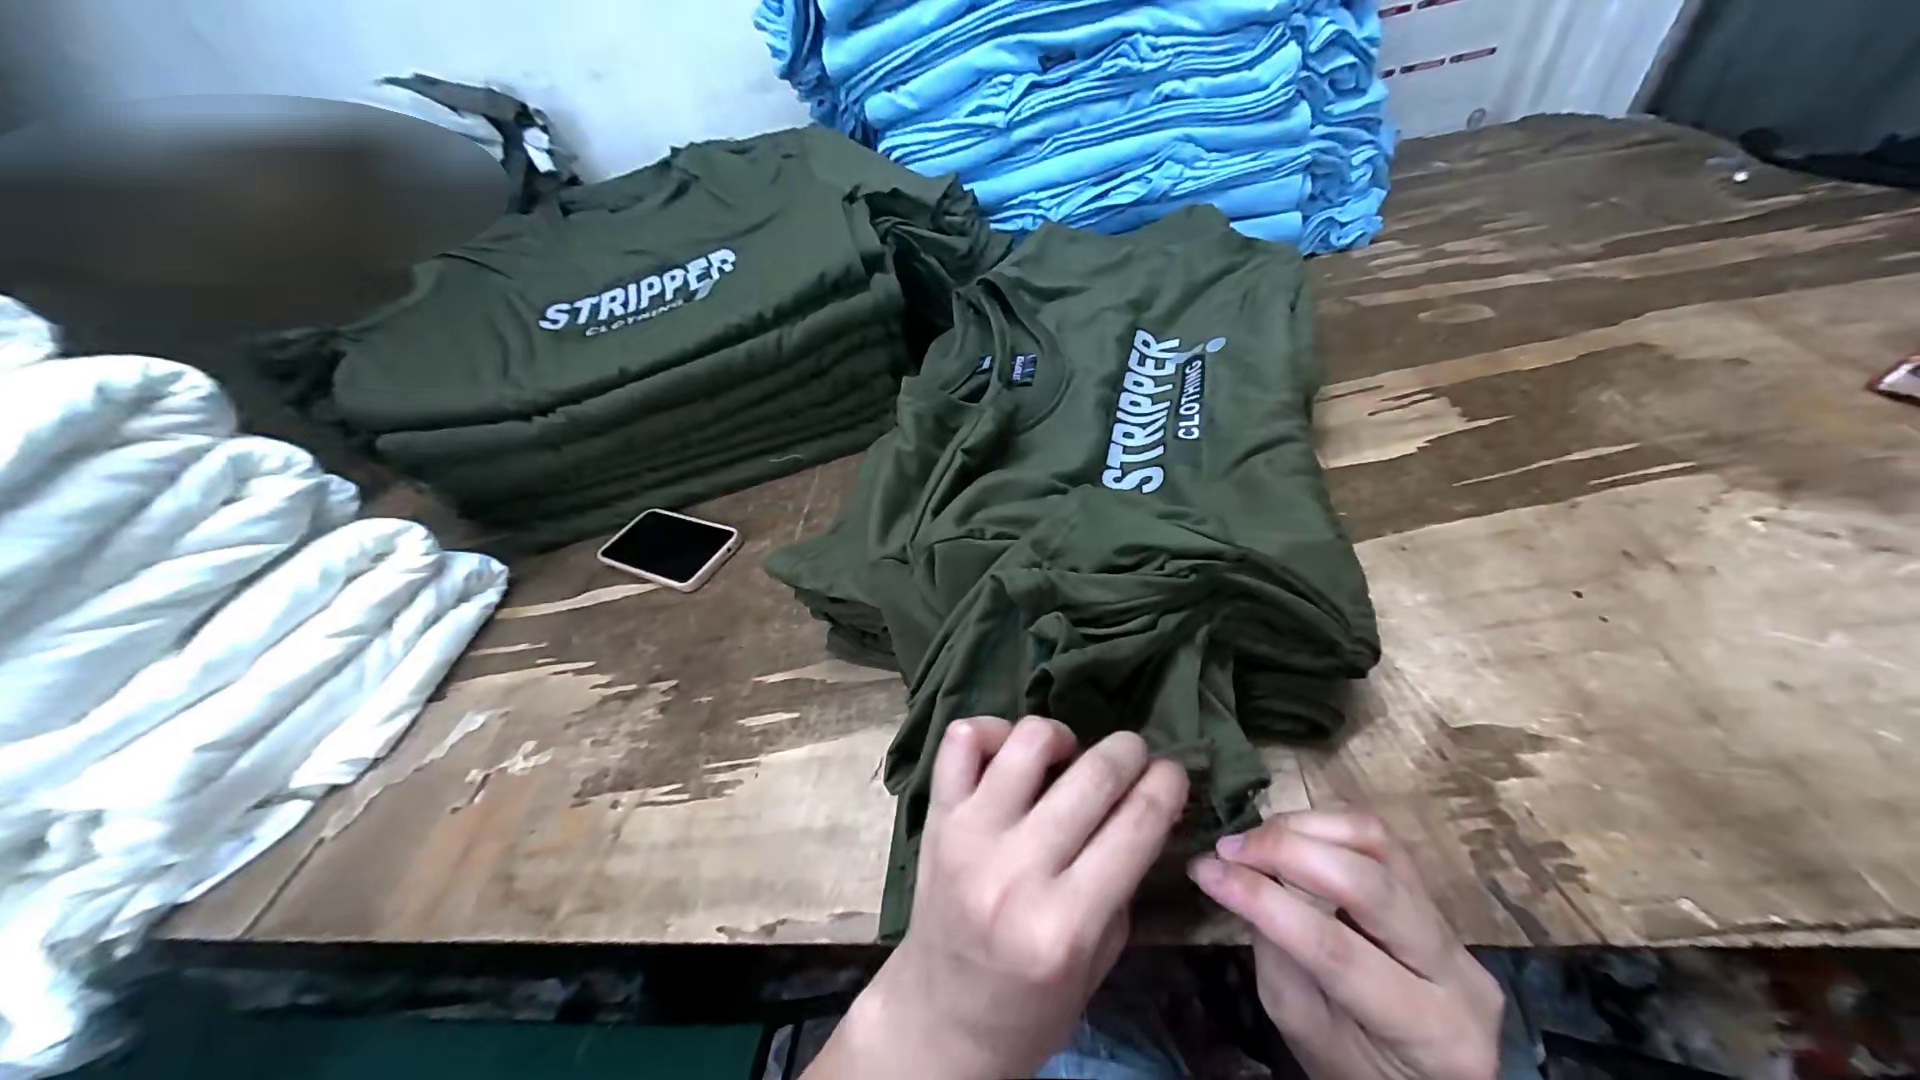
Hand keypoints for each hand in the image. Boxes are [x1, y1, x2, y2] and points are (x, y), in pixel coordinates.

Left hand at [807, 715, 1188, 1079]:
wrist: (942, 1017)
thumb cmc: (1032, 1003)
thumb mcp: (1100, 958)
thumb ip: (1125, 880)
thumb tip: (1148, 803)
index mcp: (1066, 924)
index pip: (1136, 824)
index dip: (1166, 784)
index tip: (1174, 770)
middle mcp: (1016, 872)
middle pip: (1093, 777)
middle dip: (1130, 752)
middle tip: (1135, 754)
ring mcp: (969, 836)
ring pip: (1027, 743)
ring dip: (1064, 735)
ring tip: (1070, 752)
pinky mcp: (936, 817)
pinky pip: (961, 741)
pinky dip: (992, 730)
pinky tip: (1012, 750)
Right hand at [1188, 812, 1502, 1079]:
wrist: (1423, 1069)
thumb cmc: (1353, 1063)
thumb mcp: (1304, 1028)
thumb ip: (1277, 953)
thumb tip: (1240, 876)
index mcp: (1429, 1032)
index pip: (1335, 949)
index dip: (1262, 900)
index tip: (1205, 871)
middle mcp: (1458, 971)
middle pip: (1368, 882)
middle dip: (1285, 851)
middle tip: (1229, 850)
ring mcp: (1451, 924)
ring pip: (1375, 843)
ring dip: (1301, 828)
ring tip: (1255, 842)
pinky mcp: (1432, 891)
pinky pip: (1375, 838)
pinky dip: (1320, 826)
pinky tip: (1287, 839)